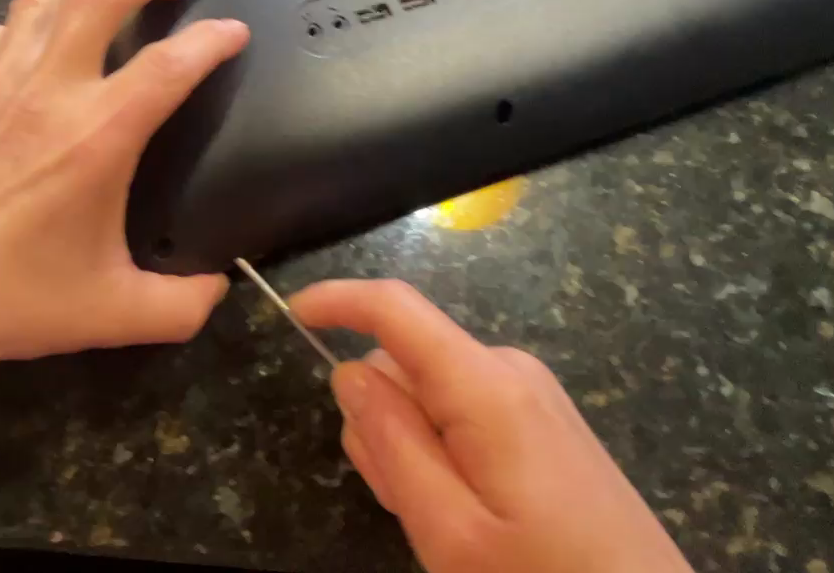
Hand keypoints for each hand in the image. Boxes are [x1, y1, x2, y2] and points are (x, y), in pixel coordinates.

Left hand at [0, 0, 248, 383]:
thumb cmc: (16, 299)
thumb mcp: (115, 313)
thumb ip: (183, 306)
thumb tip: (220, 286)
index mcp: (97, 136)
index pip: (169, 63)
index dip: (211, 39)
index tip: (233, 31)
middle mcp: (50, 90)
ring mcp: (2, 81)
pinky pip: (8, 24)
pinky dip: (38, 13)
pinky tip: (49, 35)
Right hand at [290, 280, 693, 572]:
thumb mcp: (451, 533)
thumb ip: (391, 443)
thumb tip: (350, 371)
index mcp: (486, 385)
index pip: (395, 308)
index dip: (336, 300)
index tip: (291, 314)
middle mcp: (508, 369)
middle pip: (404, 358)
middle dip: (378, 412)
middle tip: (397, 497)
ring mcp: (531, 394)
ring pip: (427, 388)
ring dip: (408, 439)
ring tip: (437, 517)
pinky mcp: (542, 422)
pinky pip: (461, 408)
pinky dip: (439, 446)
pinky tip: (466, 510)